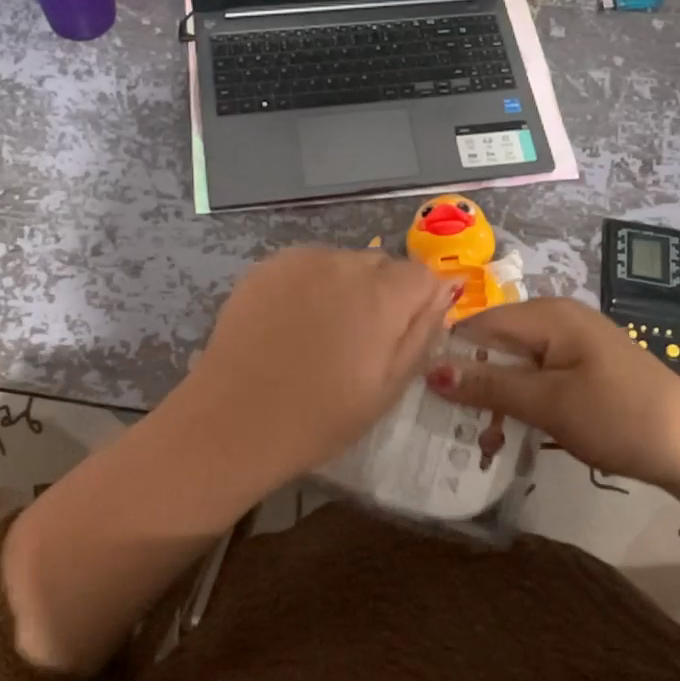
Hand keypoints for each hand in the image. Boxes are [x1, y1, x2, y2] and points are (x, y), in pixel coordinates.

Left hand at [171, 247, 452, 482]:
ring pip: (342, 263)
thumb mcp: (388, 388)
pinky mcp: (266, 266)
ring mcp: (301, 260)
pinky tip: (290, 324)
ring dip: (344, 287)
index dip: (420, 304)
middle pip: (383, 265)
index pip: (424, 275)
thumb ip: (422, 333)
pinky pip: (306, 266)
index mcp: (383, 295)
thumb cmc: (320, 417)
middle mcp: (345, 263)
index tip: (401, 336)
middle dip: (383, 294)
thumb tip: (445, 294)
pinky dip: (309, 286)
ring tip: (319, 335)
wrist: (234, 420)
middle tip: (359, 343)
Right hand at [428, 297, 679, 484]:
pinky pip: (539, 378)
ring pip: (516, 364)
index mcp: (549, 314)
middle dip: (471, 380)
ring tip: (479, 438)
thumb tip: (431, 371)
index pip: (478, 323)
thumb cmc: (618, 416)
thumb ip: (489, 386)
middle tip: (445, 421)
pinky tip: (510, 433)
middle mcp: (559, 319)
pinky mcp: (586, 370)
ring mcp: (575, 345)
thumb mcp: (548, 403)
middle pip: (496, 343)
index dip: (447, 353)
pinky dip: (521, 402)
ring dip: (496, 397)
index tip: (418, 389)